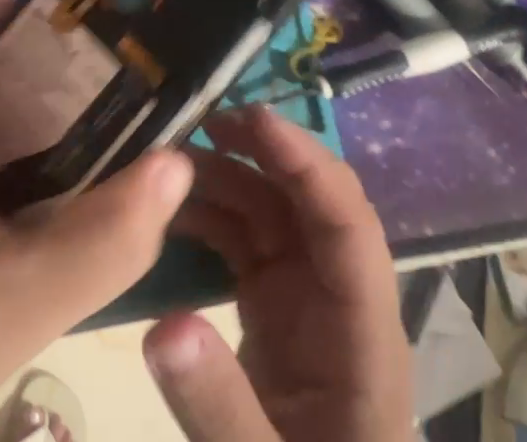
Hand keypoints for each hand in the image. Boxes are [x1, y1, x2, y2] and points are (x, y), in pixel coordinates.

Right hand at [146, 106, 411, 441]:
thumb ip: (220, 407)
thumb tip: (164, 325)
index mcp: (363, 336)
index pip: (349, 229)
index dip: (306, 166)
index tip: (252, 119)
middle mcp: (340, 303)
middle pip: (310, 208)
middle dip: (262, 157)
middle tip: (196, 121)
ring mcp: (307, 306)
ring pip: (273, 219)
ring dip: (226, 183)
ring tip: (164, 163)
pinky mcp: (275, 314)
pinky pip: (246, 247)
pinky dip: (210, 220)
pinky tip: (168, 212)